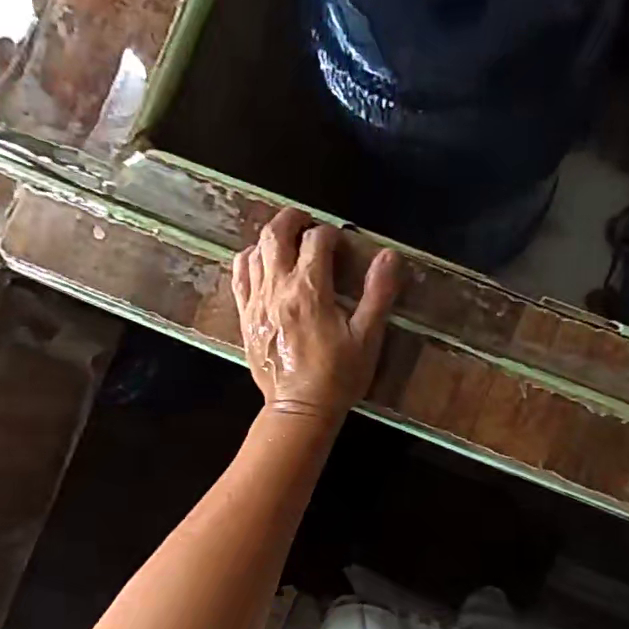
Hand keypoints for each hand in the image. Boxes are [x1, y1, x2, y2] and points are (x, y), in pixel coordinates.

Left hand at [233, 209, 401, 423]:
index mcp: (310, 289)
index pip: (317, 240)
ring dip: (271, 238)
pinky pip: (239, 275)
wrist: (299, 409)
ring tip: (287, 241)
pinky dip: (249, 260)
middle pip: (276, 234)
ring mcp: (256, 301)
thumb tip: (390, 255)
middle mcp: (278, 288)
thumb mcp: (367, 337)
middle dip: (292, 219)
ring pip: (254, 251)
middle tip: (307, 222)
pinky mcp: (244, 316)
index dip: (331, 234)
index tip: (341, 244)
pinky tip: (260, 263)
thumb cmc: (338, 376)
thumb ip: (378, 294)